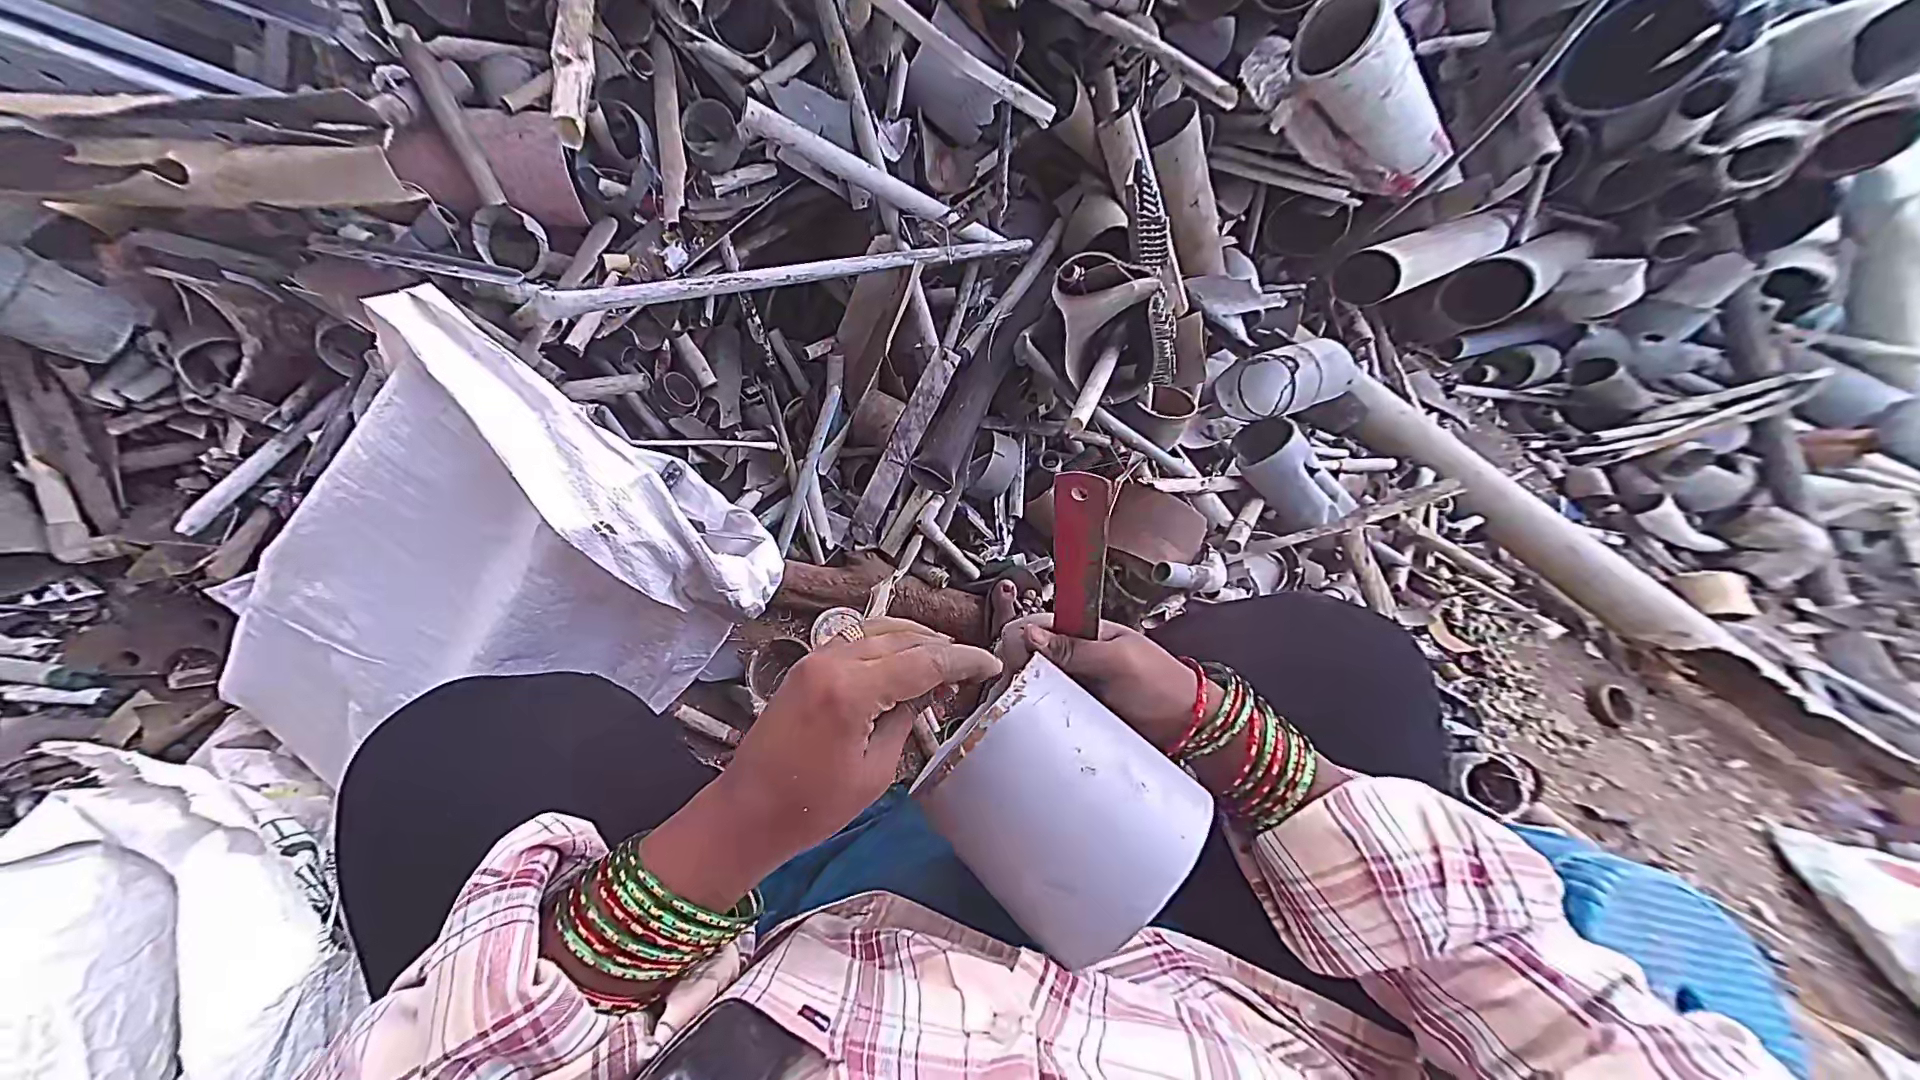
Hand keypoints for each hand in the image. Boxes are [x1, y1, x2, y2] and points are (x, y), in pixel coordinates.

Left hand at [640, 618, 1001, 910]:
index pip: (924, 660)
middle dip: (942, 647)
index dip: (964, 660)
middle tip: (969, 667)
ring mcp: (815, 658)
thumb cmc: (810, 807)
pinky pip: (857, 638)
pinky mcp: (807, 664)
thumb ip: (906, 718)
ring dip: (915, 639)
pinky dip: (886, 641)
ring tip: (944, 659)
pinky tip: (903, 657)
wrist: (746, 812)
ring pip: (879, 630)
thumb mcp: (875, 771)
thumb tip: (929, 689)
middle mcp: (831, 662)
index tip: (990, 664)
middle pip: (903, 637)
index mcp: (851, 691)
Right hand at [999, 613, 1352, 806]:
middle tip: (1011, 690)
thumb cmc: (1165, 684)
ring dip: (1022, 694)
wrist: (1191, 725)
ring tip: (1018, 708)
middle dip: (1014, 670)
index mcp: (1084, 629)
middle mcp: (1074, 654)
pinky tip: (1030, 721)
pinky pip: (1048, 708)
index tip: (1013, 663)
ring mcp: (1075, 682)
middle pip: (1027, 655)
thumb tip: (1031, 633)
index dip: (1018, 641)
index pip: (1035, 625)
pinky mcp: (1077, 708)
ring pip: (1033, 683)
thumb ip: (1075, 647)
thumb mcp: (1118, 659)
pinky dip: (1036, 713)